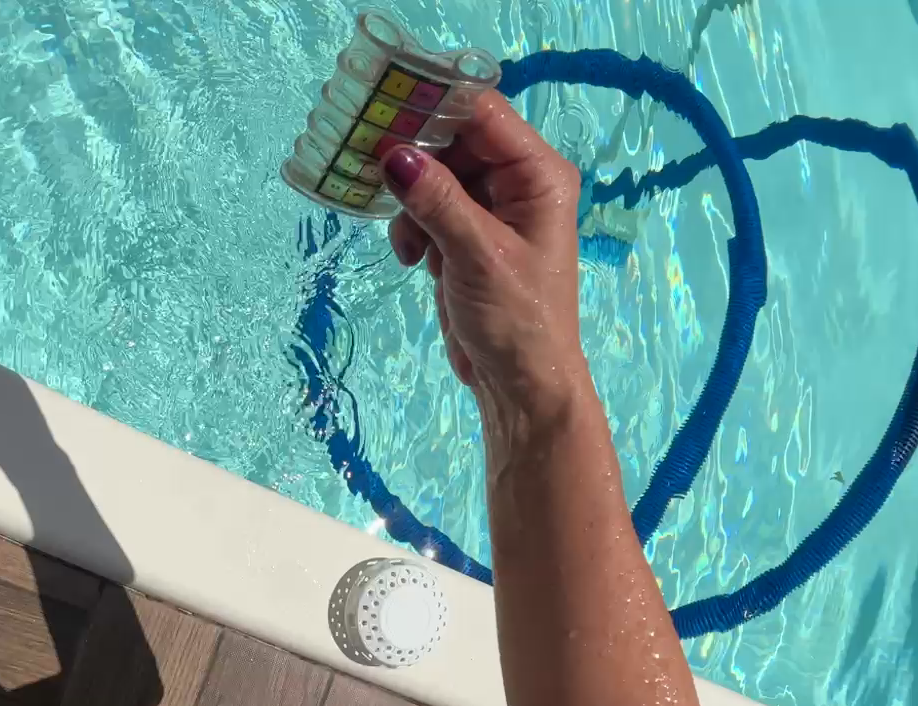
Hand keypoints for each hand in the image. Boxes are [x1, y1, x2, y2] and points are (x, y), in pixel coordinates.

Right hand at [384, 91, 588, 450]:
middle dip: (417, 168)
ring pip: (435, 183)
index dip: (436, 112)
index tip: (387, 123)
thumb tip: (395, 157)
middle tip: (380, 186)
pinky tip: (412, 259)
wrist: (517, 380)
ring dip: (411, 209)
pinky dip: (413, 232)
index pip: (484, 117)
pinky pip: (429, 216)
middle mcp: (516, 186)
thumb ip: (437, 202)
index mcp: (536, 175)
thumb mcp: (475, 254)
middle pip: (454, 147)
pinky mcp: (465, 243)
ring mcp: (489, 215)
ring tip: (410, 247)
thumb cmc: (516, 317)